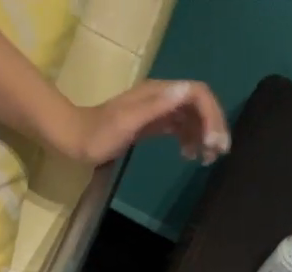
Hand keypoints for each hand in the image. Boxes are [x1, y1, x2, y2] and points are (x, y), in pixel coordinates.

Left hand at [64, 79, 230, 165]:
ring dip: (204, 135)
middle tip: (217, 154)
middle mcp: (161, 97)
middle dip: (213, 127)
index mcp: (159, 93)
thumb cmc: (98, 136)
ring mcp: (157, 111)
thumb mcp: (127, 122)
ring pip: (192, 117)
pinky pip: (179, 128)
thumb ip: (156, 107)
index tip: (214, 143)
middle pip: (199, 105)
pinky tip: (189, 156)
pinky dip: (190, 140)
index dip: (212, 116)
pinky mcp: (152, 124)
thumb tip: (186, 91)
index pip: (197, 95)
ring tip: (206, 159)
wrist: (74, 140)